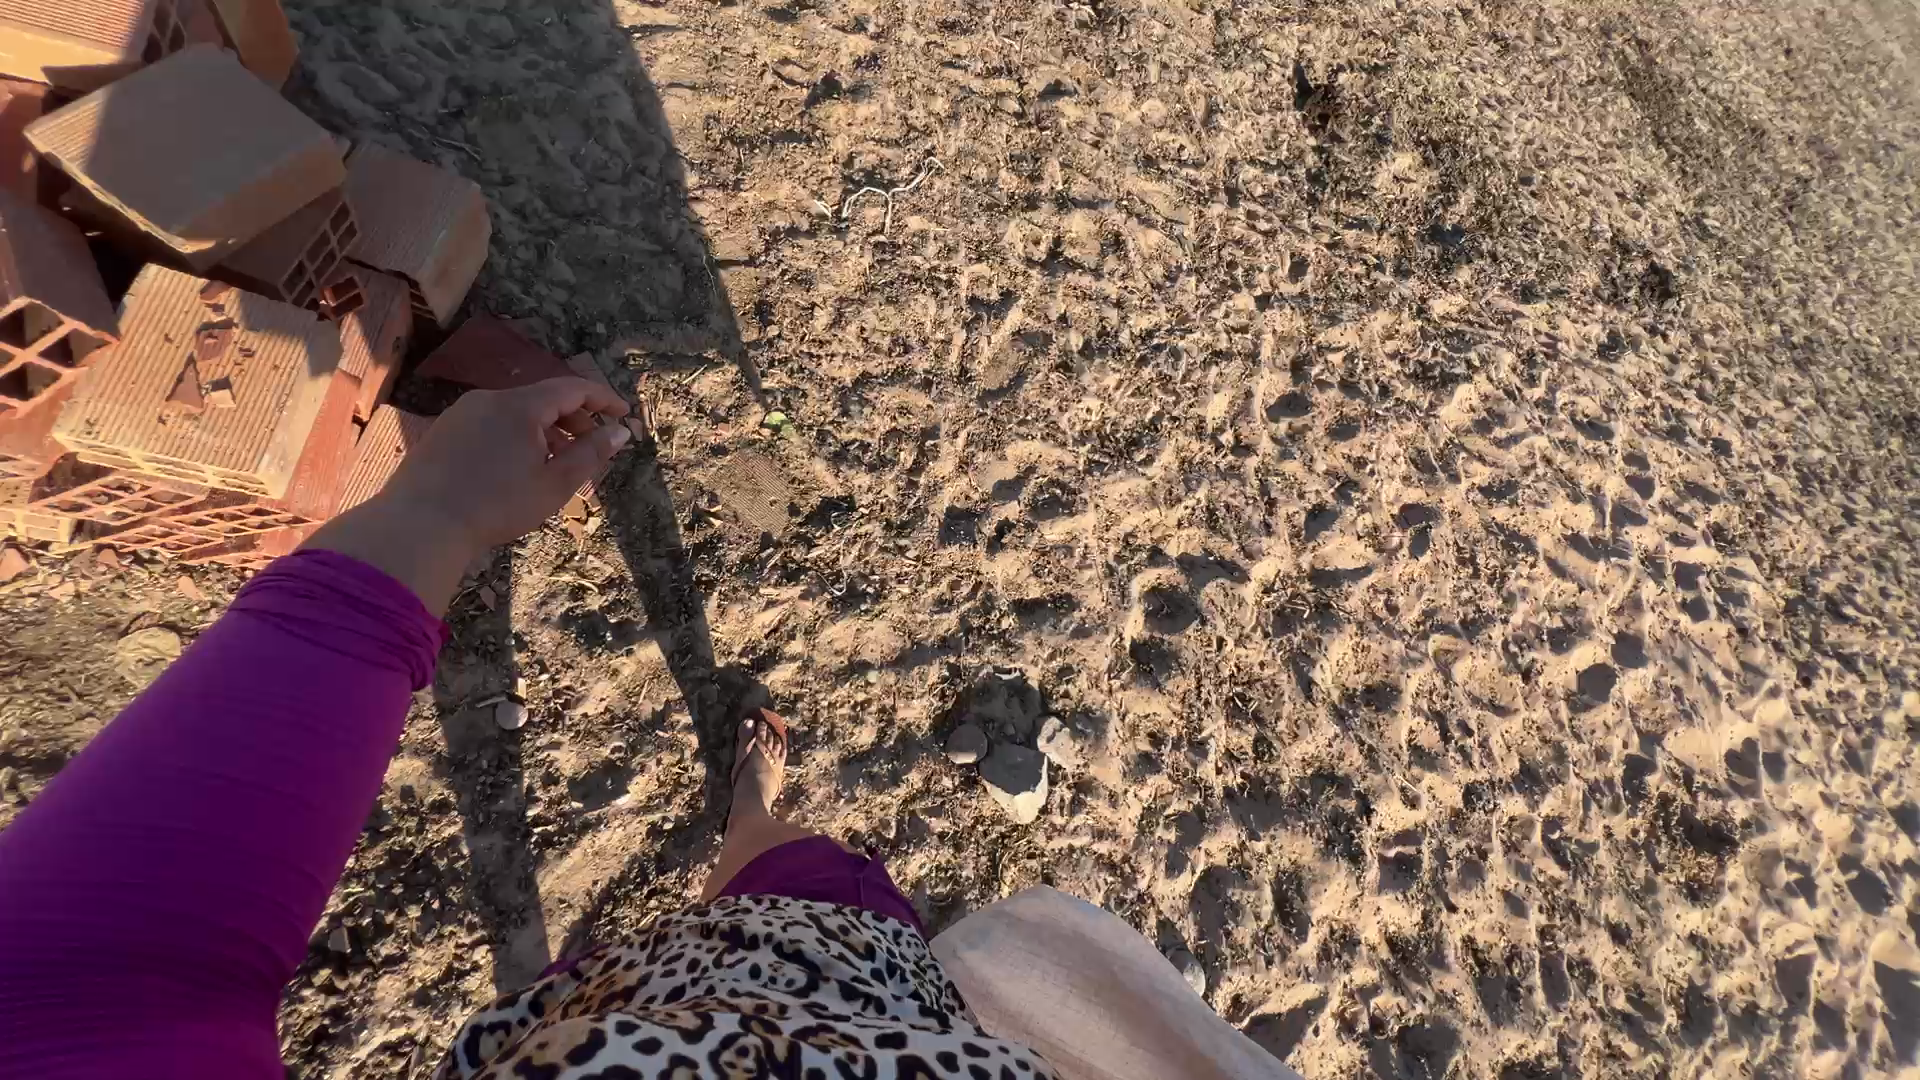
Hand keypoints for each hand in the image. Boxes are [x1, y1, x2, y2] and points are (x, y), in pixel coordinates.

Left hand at [382, 378, 632, 549]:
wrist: (420, 525)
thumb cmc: (498, 504)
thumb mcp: (556, 483)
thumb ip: (592, 453)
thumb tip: (620, 431)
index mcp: (519, 406)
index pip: (572, 388)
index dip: (603, 398)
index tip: (624, 414)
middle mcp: (489, 399)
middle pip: (545, 398)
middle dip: (576, 418)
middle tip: (595, 446)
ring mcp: (462, 413)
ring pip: (519, 411)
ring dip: (549, 430)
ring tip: (560, 462)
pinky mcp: (446, 431)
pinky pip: (495, 422)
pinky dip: (521, 435)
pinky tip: (523, 466)